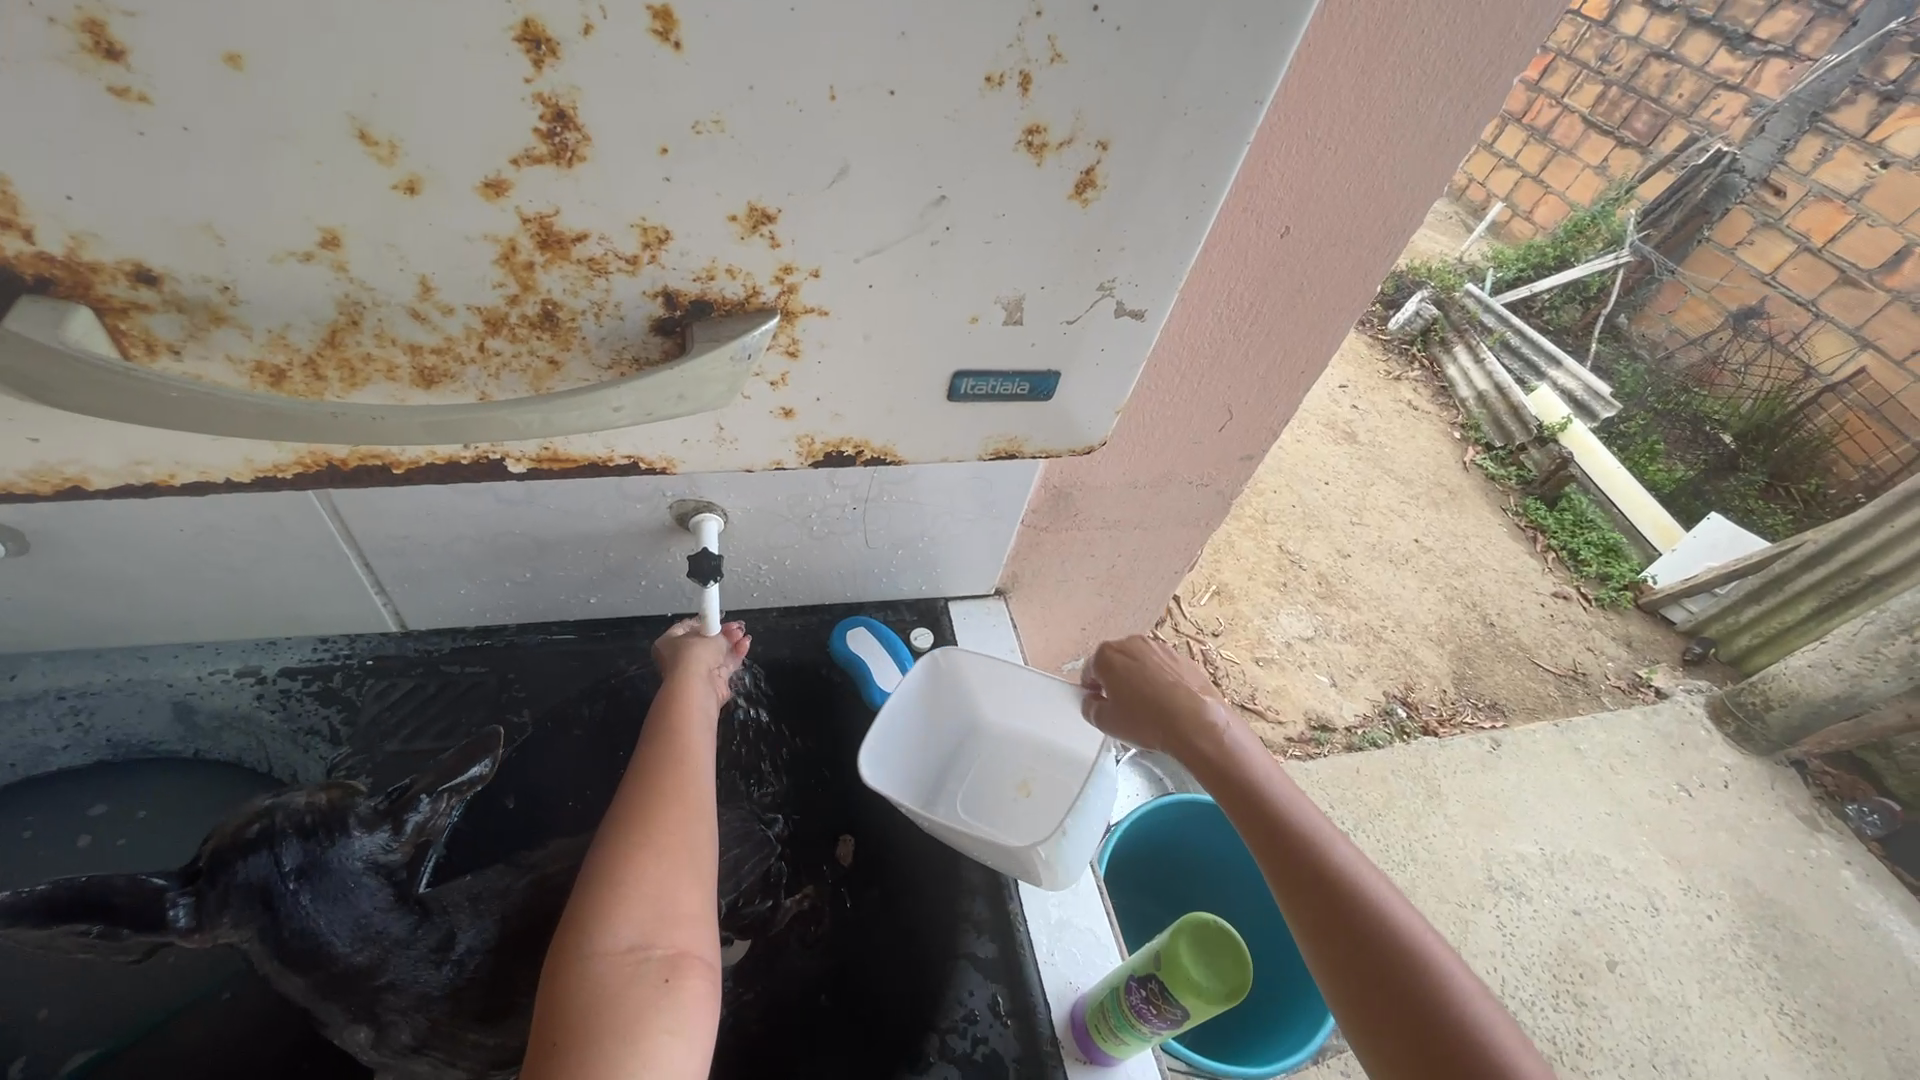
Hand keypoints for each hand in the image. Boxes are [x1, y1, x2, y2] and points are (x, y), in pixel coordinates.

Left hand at [652, 619, 750, 709]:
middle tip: (736, 626)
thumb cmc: (693, 655)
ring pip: (717, 654)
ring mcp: (696, 671)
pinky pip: (725, 664)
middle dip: (722, 633)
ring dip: (731, 643)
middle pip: (705, 642)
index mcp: (668, 643)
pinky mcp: (712, 681)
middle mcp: (680, 658)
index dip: (703, 622)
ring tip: (742, 634)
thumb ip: (717, 629)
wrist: (697, 685)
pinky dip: (736, 654)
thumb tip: (724, 628)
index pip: (685, 628)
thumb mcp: (708, 631)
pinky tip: (745, 644)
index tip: (716, 618)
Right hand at [1080, 635, 1240, 764]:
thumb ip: (1090, 707)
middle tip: (1122, 708)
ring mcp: (1160, 648)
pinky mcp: (1183, 658)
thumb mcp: (1105, 722)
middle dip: (1115, 681)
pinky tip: (1167, 704)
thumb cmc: (1146, 721)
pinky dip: (1161, 681)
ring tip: (1147, 708)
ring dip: (1139, 679)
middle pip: (1116, 662)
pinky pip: (1163, 669)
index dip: (1092, 690)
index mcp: (1107, 654)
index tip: (1100, 705)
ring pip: (1140, 664)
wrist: (1196, 723)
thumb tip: (1093, 702)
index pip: (1090, 671)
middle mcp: (1132, 643)